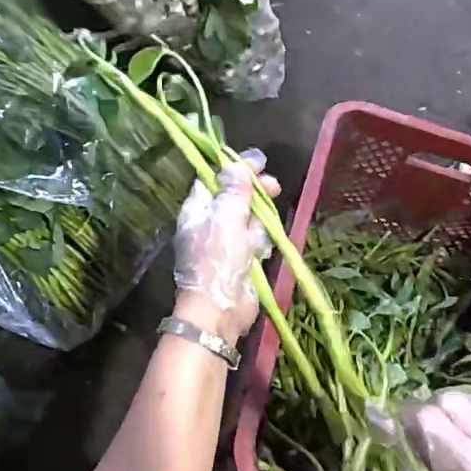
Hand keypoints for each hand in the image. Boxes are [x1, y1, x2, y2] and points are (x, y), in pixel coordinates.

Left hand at [173, 149, 280, 345]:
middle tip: (273, 184)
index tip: (258, 161)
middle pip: (233, 196)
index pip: (213, 179)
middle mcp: (210, 223)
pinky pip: (255, 239)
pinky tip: (266, 240)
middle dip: (253, 188)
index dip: (234, 167)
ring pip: (247, 217)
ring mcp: (226, 242)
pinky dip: (262, 236)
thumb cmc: (217, 259)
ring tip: (273, 204)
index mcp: (197, 210)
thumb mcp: (226, 218)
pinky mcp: (242, 259)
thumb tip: (236, 164)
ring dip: (260, 212)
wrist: (219, 309)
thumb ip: (233, 190)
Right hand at [399, 391, 470, 470]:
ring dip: (448, 415)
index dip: (405, 426)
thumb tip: (379, 420)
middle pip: (448, 399)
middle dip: (427, 417)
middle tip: (423, 452)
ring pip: (468, 397)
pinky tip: (467, 447)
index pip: (427, 416)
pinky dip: (470, 417)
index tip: (401, 448)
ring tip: (446, 451)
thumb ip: (407, 467)